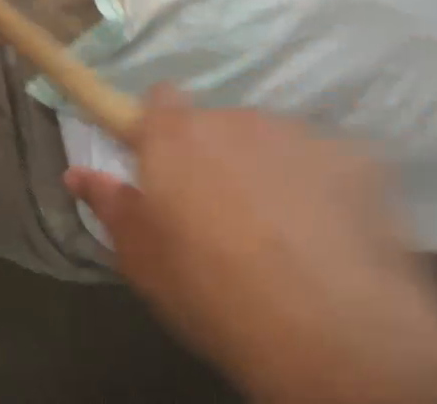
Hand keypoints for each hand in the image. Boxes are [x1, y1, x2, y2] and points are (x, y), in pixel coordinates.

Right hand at [67, 88, 436, 403]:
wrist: (335, 339)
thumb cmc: (213, 292)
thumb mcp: (142, 258)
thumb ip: (109, 204)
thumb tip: (76, 172)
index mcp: (174, 136)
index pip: (161, 98)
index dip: (161, 127)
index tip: (162, 163)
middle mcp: (234, 121)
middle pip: (219, 124)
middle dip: (218, 157)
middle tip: (221, 214)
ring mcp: (302, 139)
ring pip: (275, 145)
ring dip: (270, 171)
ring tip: (282, 233)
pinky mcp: (361, 166)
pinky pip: (331, 167)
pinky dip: (324, 192)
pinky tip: (328, 240)